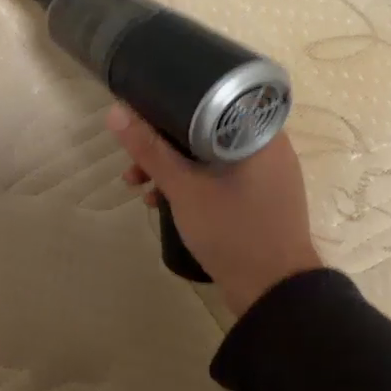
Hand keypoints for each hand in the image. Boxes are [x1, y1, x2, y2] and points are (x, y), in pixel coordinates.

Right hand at [108, 104, 322, 315]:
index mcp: (259, 134)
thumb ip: (150, 150)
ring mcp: (265, 175)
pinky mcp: (259, 197)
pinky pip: (218, 176)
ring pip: (207, 156)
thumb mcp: (183, 188)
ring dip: (171, 168)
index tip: (140, 121)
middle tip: (134, 163)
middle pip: (204, 131)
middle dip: (163, 146)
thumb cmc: (233, 230)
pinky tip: (164, 203)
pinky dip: (190, 183)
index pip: (211, 99)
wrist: (274, 290)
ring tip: (141, 189)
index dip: (170, 106)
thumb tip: (116, 111)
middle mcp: (267, 147)